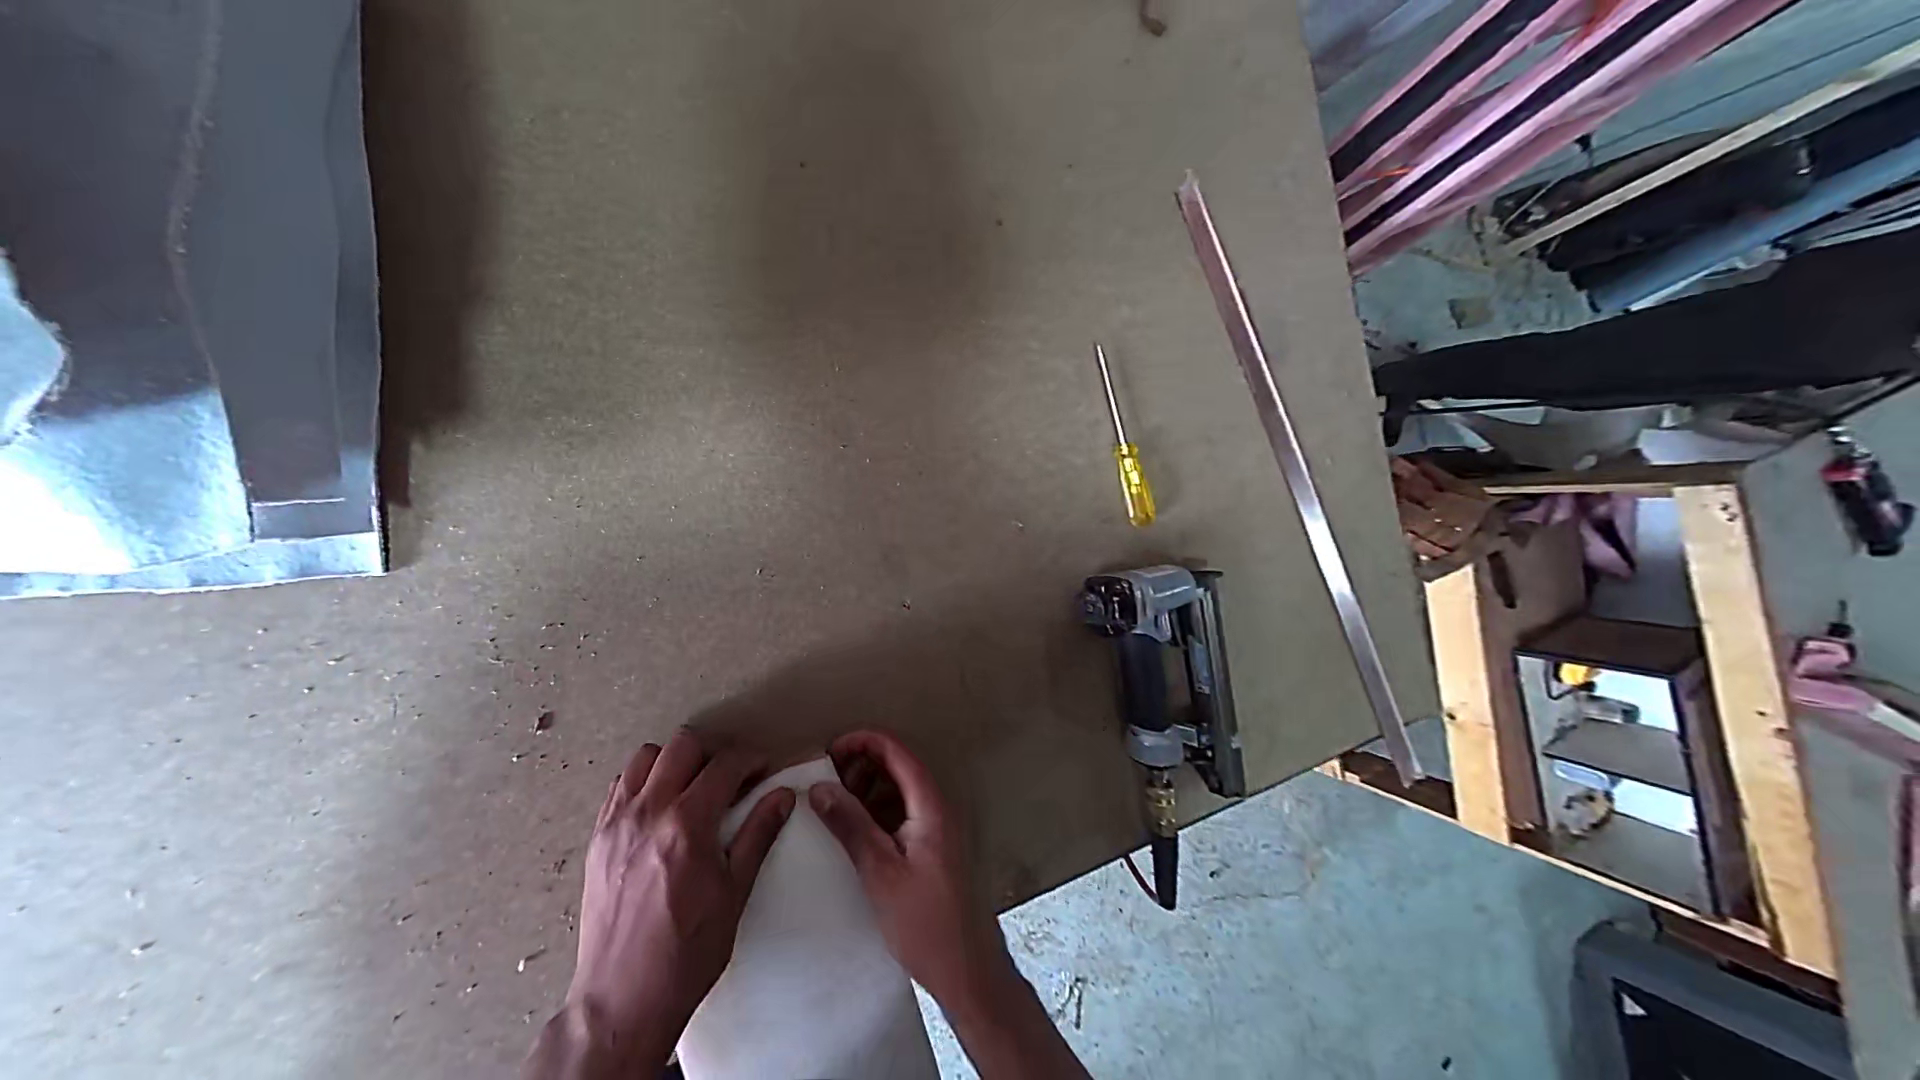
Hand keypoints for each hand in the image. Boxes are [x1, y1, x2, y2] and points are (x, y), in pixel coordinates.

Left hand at [563, 731, 794, 1067]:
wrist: (623, 998)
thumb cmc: (685, 952)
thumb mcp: (735, 892)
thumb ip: (759, 834)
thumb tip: (781, 797)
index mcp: (687, 825)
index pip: (725, 764)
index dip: (750, 760)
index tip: (761, 769)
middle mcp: (648, 813)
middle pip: (683, 746)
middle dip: (714, 752)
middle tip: (730, 775)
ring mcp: (617, 824)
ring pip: (646, 756)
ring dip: (675, 760)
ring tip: (694, 785)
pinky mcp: (598, 840)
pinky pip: (620, 786)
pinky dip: (645, 781)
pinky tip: (661, 805)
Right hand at [807, 730, 1012, 1005]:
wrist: (967, 969)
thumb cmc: (927, 924)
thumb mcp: (880, 872)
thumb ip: (850, 825)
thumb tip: (820, 787)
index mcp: (931, 806)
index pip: (898, 752)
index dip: (863, 742)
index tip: (829, 750)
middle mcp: (939, 808)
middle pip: (899, 766)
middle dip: (861, 765)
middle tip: (827, 784)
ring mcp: (938, 828)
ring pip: (899, 789)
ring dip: (867, 789)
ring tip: (835, 808)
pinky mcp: (933, 847)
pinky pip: (902, 813)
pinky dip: (876, 811)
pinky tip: (854, 831)